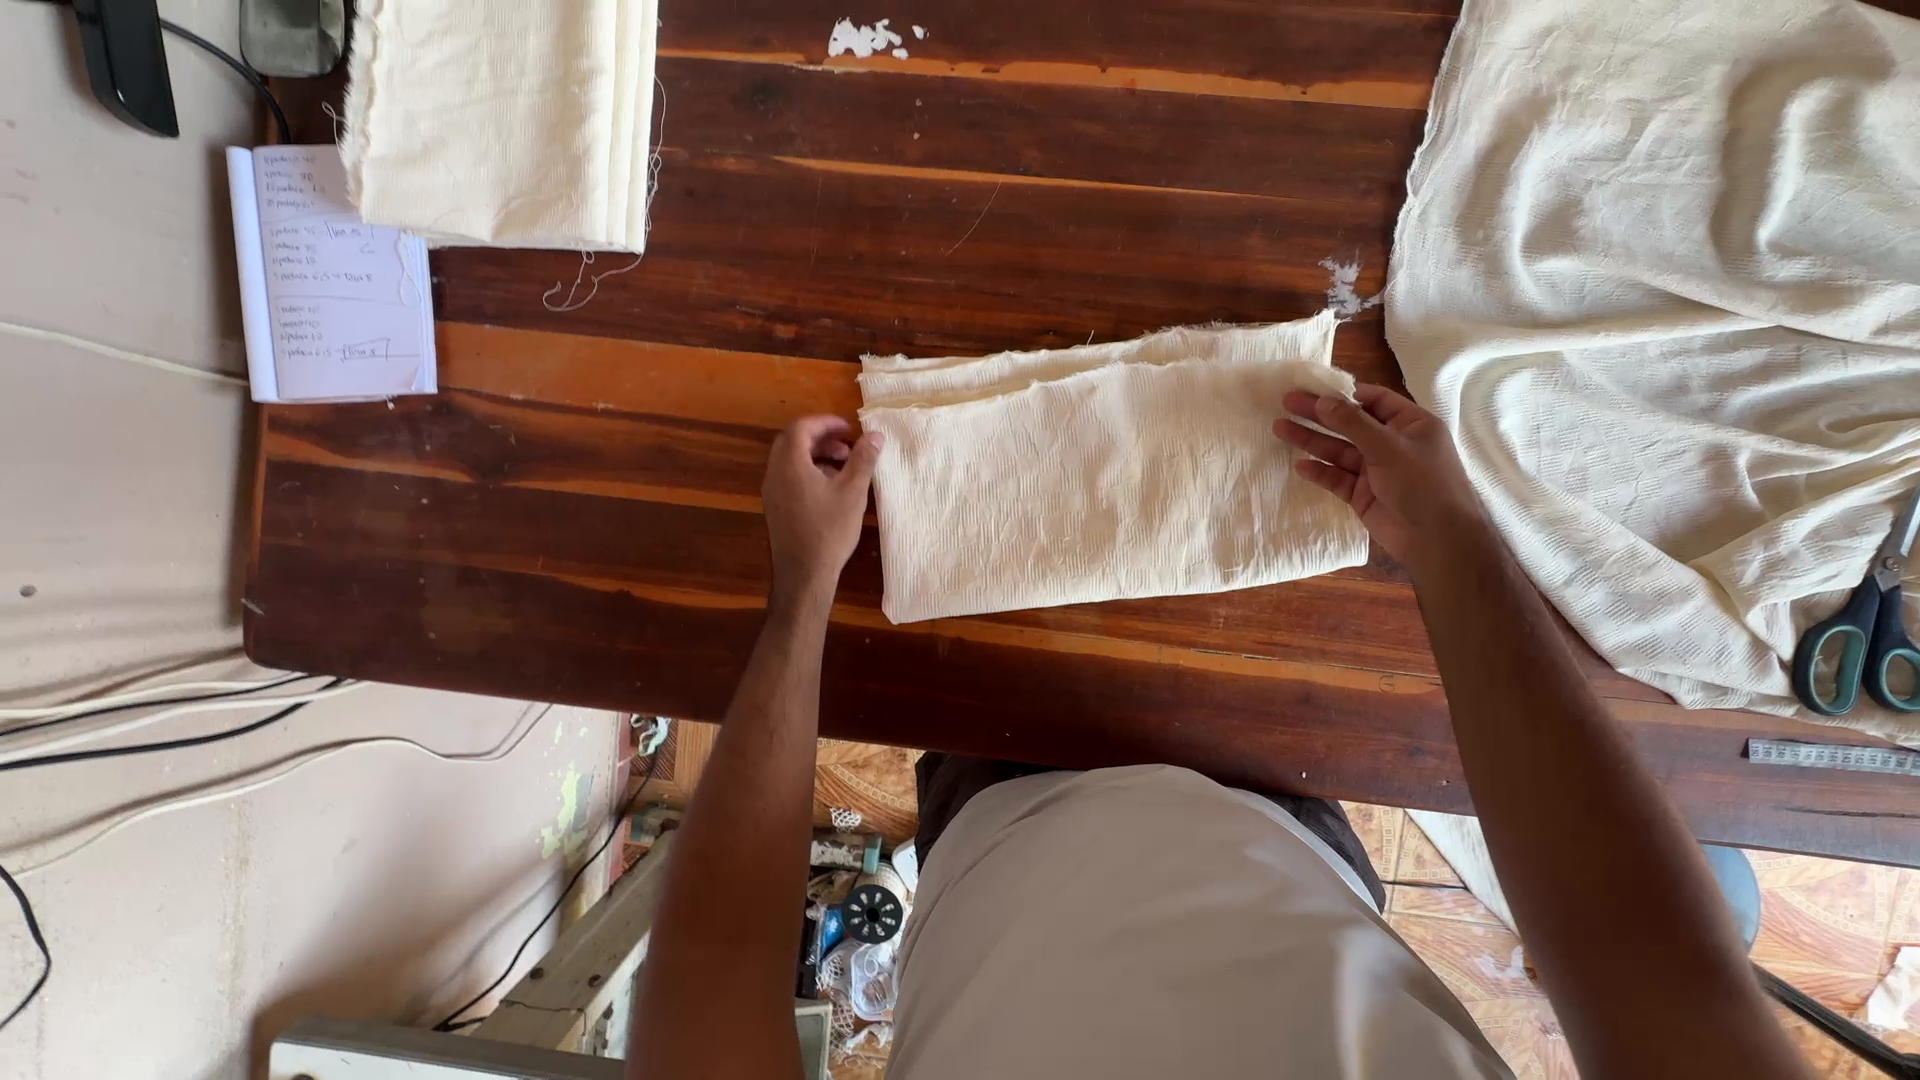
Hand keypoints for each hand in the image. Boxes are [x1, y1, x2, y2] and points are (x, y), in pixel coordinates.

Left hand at [761, 416, 883, 609]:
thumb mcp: (852, 493)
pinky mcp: (775, 507)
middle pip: (792, 441)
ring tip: (843, 467)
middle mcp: (774, 473)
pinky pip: (788, 477)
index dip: (826, 422)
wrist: (803, 574)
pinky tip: (830, 488)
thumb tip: (875, 435)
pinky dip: (808, 471)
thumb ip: (863, 460)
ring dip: (815, 455)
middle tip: (847, 446)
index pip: (802, 427)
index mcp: (790, 464)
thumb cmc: (829, 531)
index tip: (849, 428)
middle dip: (821, 437)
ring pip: (790, 459)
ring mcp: (771, 491)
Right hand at [1272, 384, 1488, 565]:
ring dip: (1311, 440)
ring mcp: (1376, 470)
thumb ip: (1353, 423)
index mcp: (1410, 424)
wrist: (1436, 538)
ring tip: (1280, 428)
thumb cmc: (1423, 483)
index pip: (1374, 400)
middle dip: (1319, 414)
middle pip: (1350, 424)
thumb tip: (1323, 401)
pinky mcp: (1362, 493)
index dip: (1344, 393)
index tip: (1313, 388)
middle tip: (1287, 403)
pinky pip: (1337, 477)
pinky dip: (1320, 471)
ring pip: (1338, 450)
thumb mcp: (1389, 447)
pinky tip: (1300, 466)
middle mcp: (1392, 443)